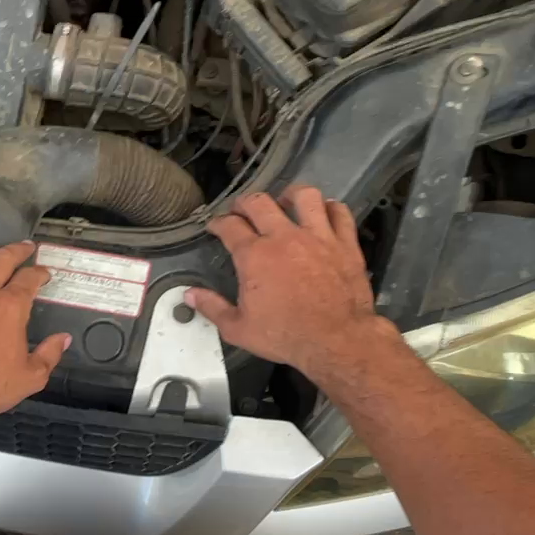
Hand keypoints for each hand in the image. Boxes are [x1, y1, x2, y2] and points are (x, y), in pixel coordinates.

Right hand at [185, 187, 389, 375]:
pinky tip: (324, 212)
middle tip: (241, 210)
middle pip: (260, 203)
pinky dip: (330, 208)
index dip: (218, 223)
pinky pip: (340, 213)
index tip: (215, 226)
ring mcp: (317, 236)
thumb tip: (190, 295)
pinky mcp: (344, 243)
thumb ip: (212, 307)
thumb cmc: (283, 335)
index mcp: (254, 256)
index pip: (229, 226)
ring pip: (304, 196)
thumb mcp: (237, 328)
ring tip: (285, 201)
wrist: (335, 339)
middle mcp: (284, 237)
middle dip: (245, 203)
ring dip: (290, 194)